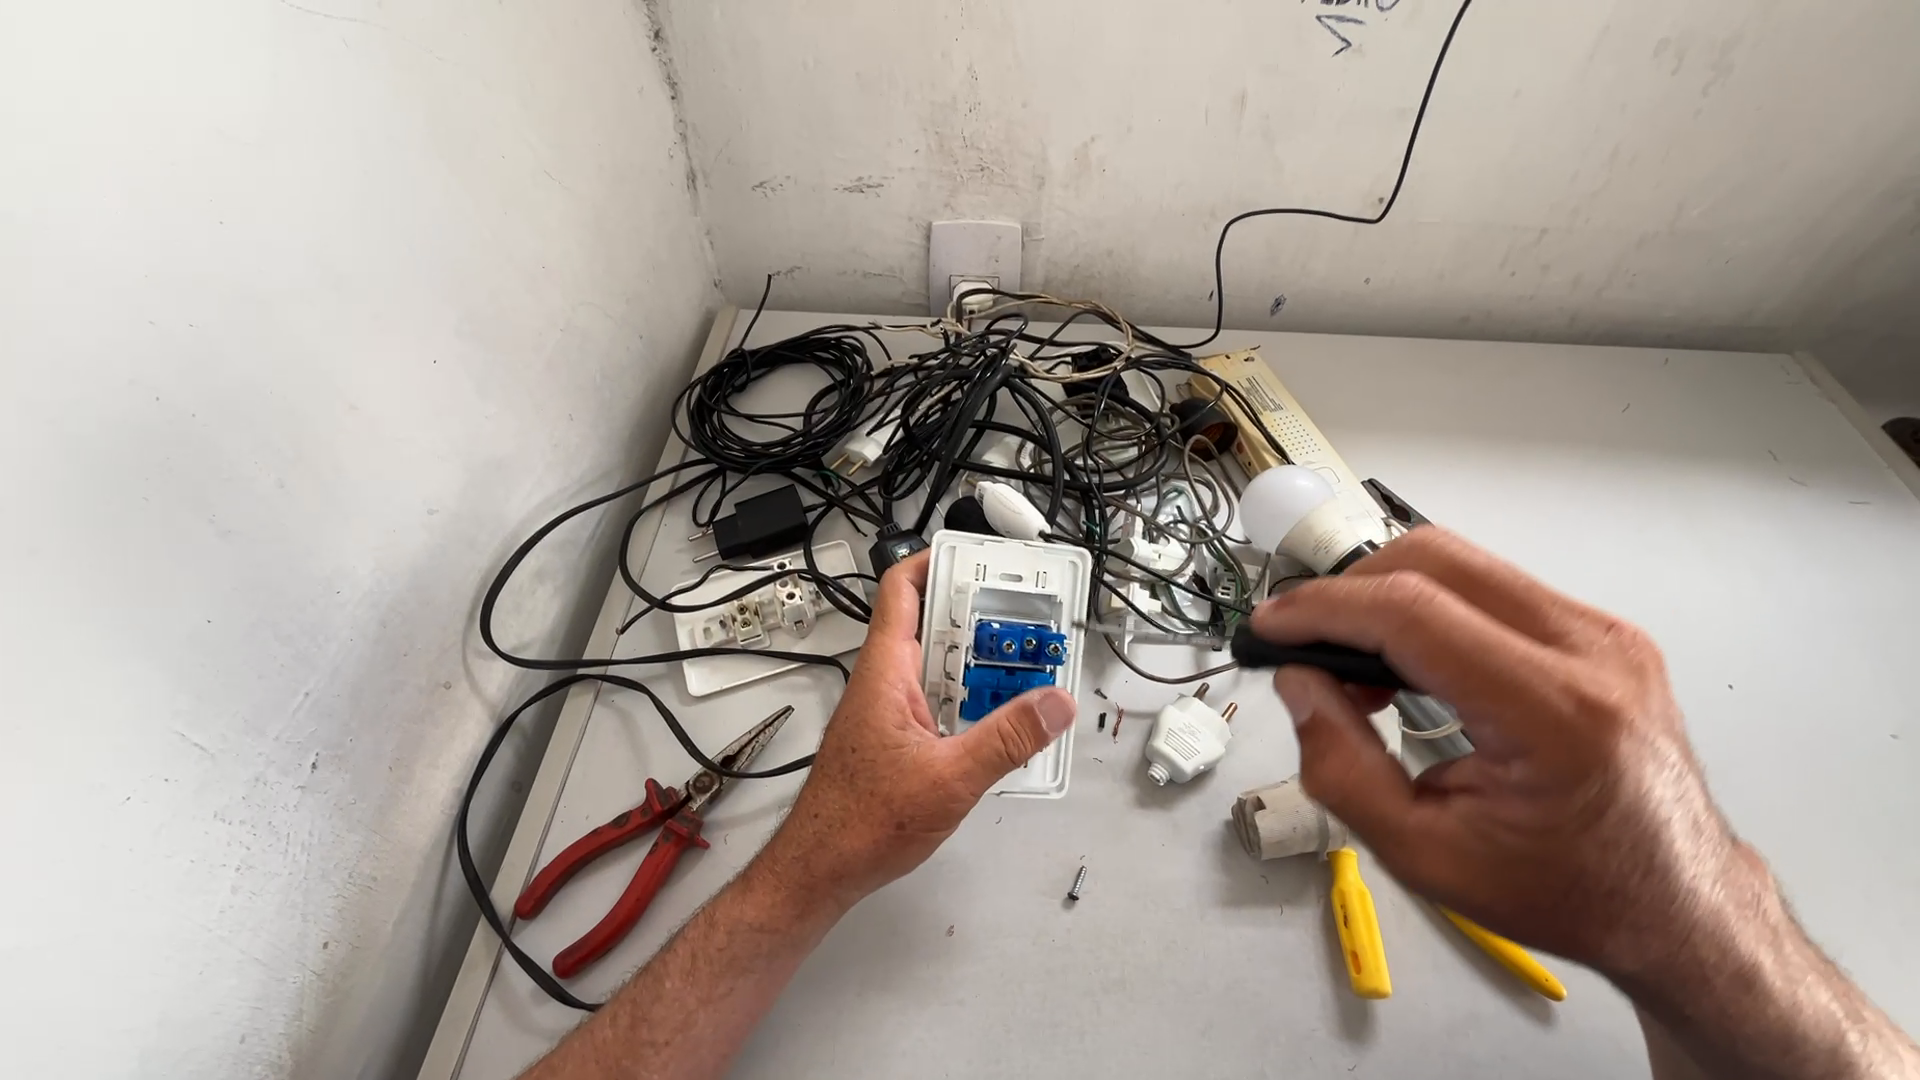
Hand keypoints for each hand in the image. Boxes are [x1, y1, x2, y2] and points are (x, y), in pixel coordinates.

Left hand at [753, 551, 1076, 909]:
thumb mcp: (949, 779)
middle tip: (1026, 618)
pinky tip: (1000, 720)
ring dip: (979, 663)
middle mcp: (886, 680)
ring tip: (1026, 667)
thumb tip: (1054, 703)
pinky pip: (939, 700)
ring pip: (940, 665)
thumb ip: (1006, 739)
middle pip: (933, 623)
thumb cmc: (860, 821)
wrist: (820, 868)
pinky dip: (970, 700)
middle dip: (979, 617)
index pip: (902, 588)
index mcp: (887, 670)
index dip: (937, 561)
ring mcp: (890, 707)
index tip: (981, 559)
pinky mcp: (897, 735)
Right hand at [1250, 527, 1745, 977]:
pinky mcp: (1596, 629)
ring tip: (1353, 663)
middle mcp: (1588, 649)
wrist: (1681, 904)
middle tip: (1306, 646)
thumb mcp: (1422, 854)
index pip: (1412, 613)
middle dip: (1346, 591)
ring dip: (1379, 595)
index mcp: (1554, 713)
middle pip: (1431, 560)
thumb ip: (1340, 766)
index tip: (1267, 627)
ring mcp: (1601, 631)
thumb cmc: (1556, 891)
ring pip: (1454, 560)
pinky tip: (1404, 664)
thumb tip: (1297, 682)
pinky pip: (1481, 583)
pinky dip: (1419, 605)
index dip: (1322, 608)